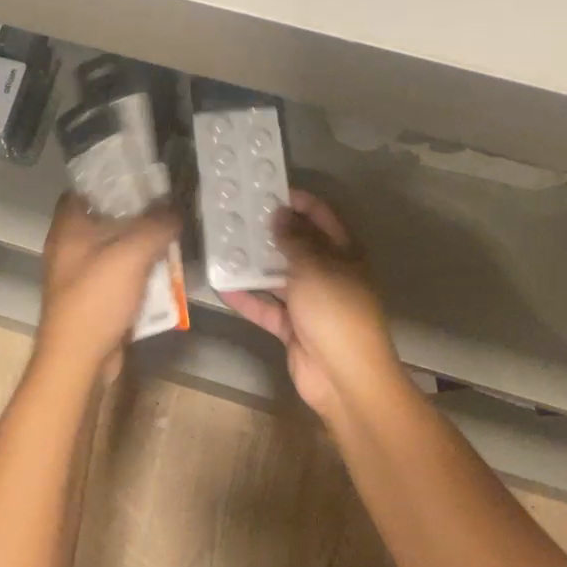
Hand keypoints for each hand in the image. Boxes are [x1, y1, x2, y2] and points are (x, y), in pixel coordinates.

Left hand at [37, 194, 180, 380]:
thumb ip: (157, 225)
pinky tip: (165, 273)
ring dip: (143, 246)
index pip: (87, 187)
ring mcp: (80, 274)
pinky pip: (120, 276)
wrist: (78, 359)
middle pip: (106, 218)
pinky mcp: (93, 298)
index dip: (115, 179)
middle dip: (138, 215)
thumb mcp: (132, 253)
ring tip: (174, 238)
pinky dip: (140, 273)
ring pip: (116, 249)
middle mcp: (69, 245)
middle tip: (169, 209)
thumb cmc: (97, 298)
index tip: (146, 178)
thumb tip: (174, 209)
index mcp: (69, 226)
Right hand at [222, 190, 403, 423]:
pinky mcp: (292, 327)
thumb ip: (295, 239)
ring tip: (222, 244)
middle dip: (269, 231)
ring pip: (277, 277)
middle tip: (235, 215)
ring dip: (253, 264)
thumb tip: (281, 213)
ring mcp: (310, 302)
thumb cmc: (336, 310)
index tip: (266, 189)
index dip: (299, 201)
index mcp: (343, 253)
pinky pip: (266, 307)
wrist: (345, 377)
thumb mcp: (315, 266)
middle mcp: (328, 274)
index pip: (321, 217)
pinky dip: (246, 298)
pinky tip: (220, 285)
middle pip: (296, 246)